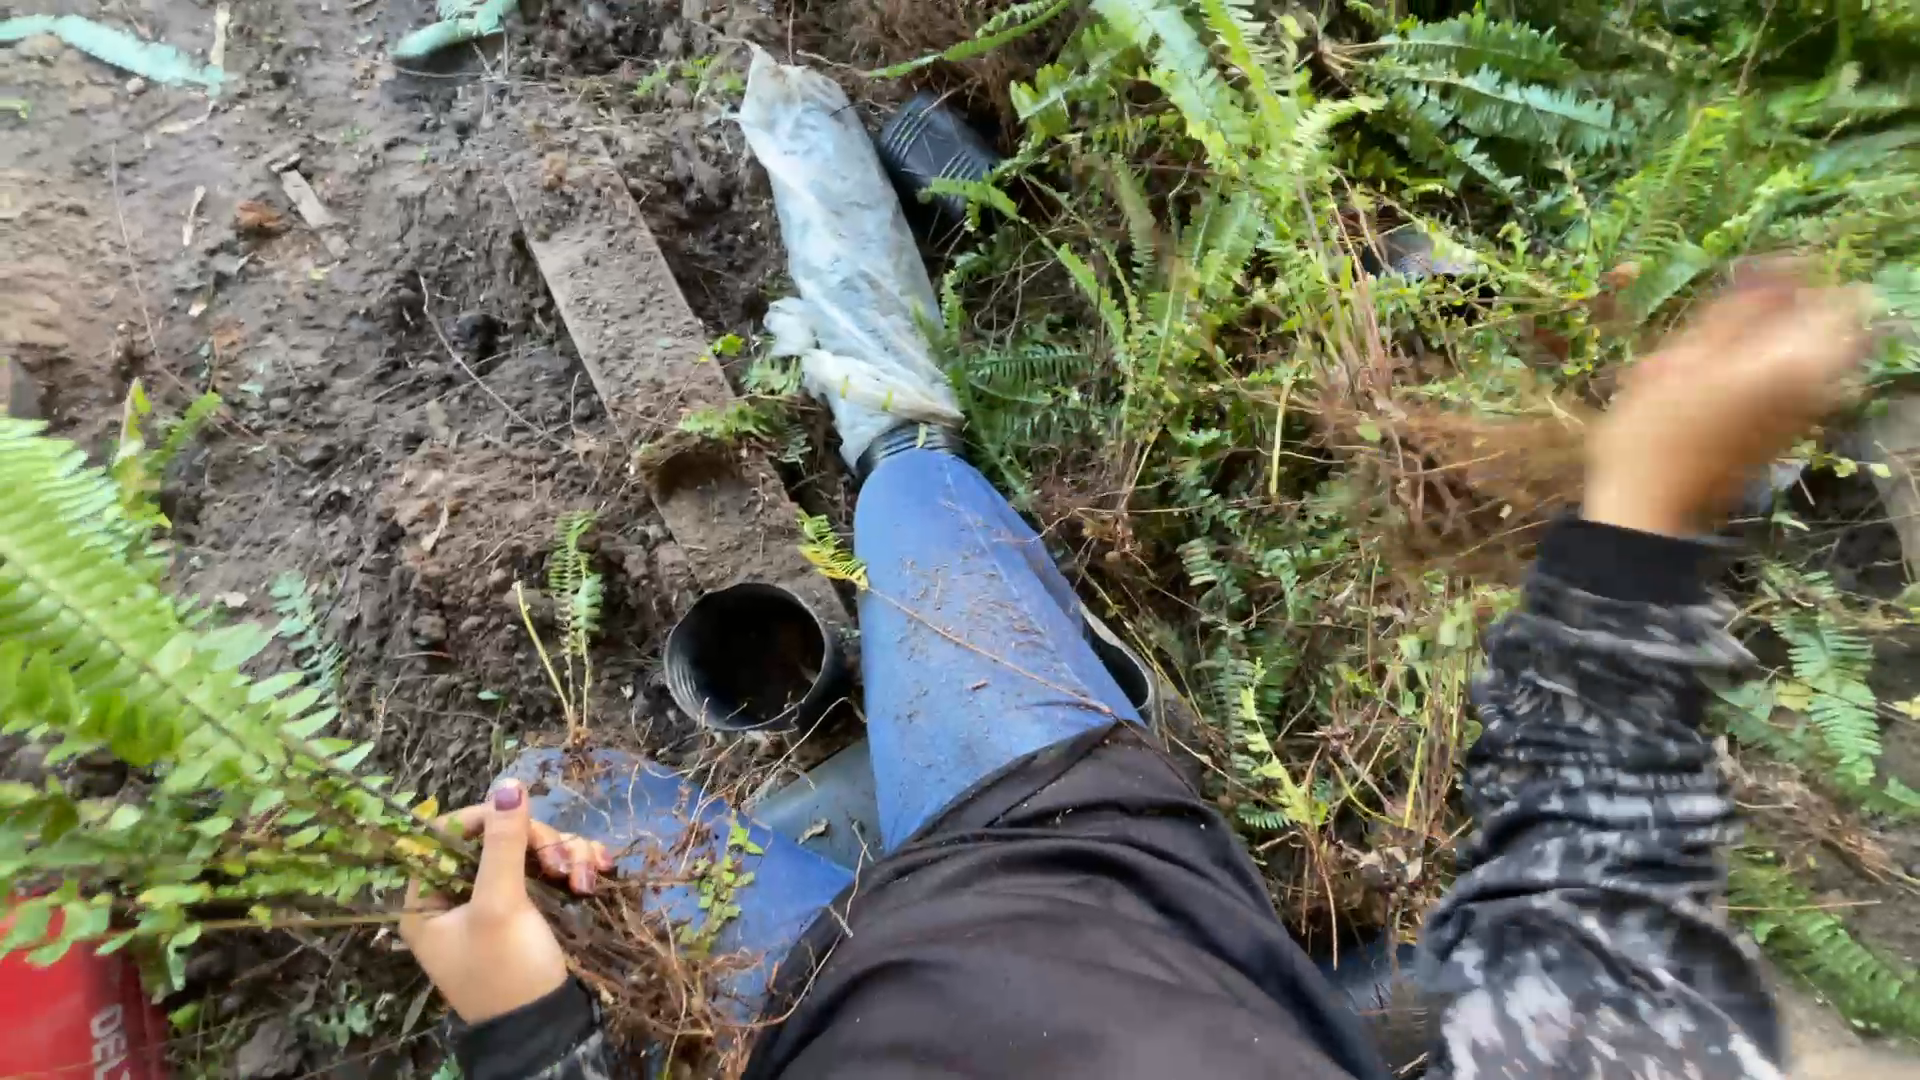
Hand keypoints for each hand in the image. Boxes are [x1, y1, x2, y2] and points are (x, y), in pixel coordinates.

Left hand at [398, 780, 614, 1023]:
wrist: (544, 1026)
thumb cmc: (506, 970)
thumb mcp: (500, 905)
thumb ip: (503, 844)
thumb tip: (509, 783)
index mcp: (430, 898)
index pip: (450, 833)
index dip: (489, 818)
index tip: (522, 818)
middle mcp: (462, 893)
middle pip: (503, 836)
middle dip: (541, 843)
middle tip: (561, 863)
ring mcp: (501, 896)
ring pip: (535, 847)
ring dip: (566, 853)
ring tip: (584, 877)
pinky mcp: (534, 902)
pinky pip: (555, 863)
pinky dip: (577, 864)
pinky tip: (597, 874)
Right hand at [1585, 265, 1874, 536]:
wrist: (1647, 500)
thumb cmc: (1650, 431)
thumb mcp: (1679, 361)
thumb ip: (1735, 314)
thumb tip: (1777, 268)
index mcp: (1800, 358)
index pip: (1833, 294)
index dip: (1790, 281)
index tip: (1740, 285)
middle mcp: (1823, 381)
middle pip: (1811, 330)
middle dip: (1761, 326)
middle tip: (1701, 341)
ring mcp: (1808, 410)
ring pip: (1794, 358)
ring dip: (1748, 355)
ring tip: (1684, 373)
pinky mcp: (1787, 431)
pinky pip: (1784, 388)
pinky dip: (1748, 382)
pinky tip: (1696, 399)